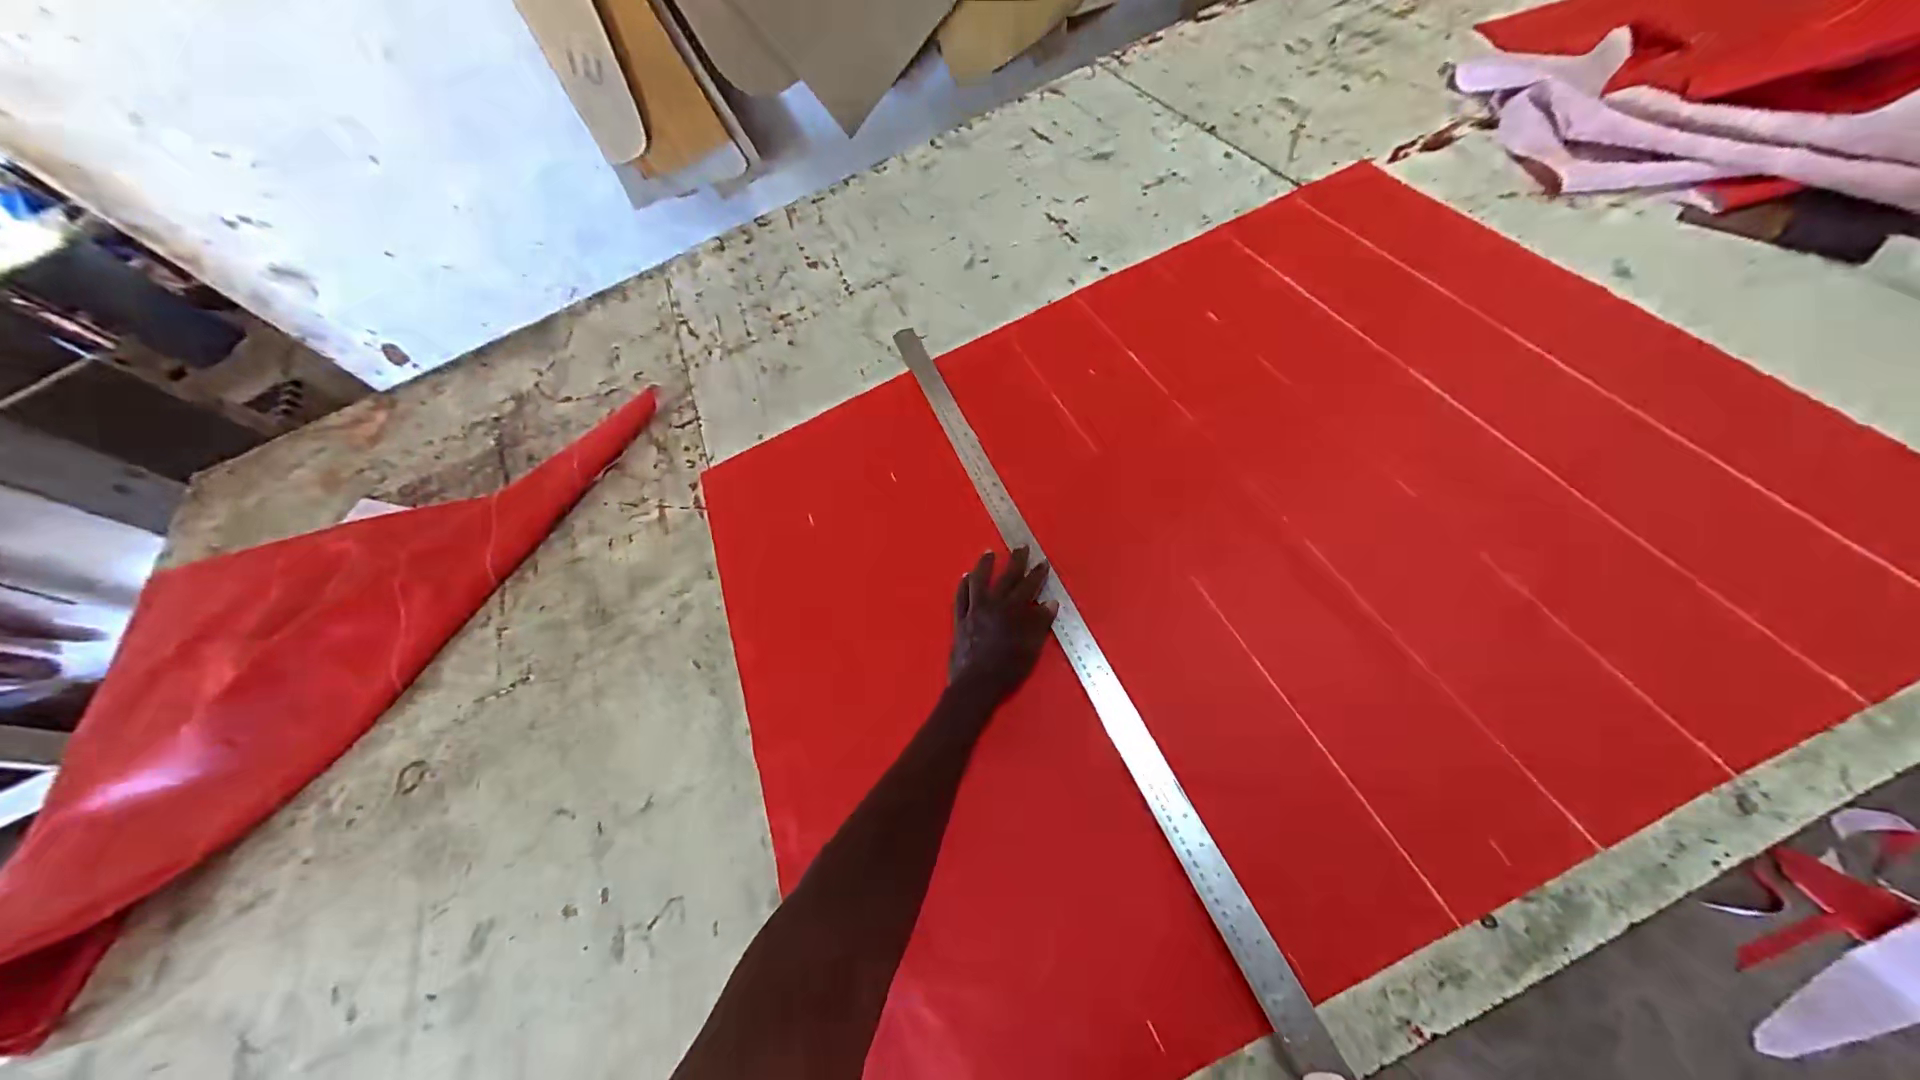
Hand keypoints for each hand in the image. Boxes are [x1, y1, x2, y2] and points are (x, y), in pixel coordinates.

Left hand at [948, 547, 1055, 703]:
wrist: (976, 685)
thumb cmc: (1008, 669)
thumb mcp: (1031, 648)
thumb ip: (1040, 623)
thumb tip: (1050, 603)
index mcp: (1012, 611)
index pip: (1028, 587)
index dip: (1037, 574)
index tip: (1042, 562)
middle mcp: (992, 605)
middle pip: (1005, 578)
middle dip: (1016, 561)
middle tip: (1021, 547)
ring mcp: (973, 611)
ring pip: (978, 581)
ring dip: (984, 566)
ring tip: (989, 553)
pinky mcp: (959, 619)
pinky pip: (960, 597)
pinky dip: (963, 585)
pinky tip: (965, 577)